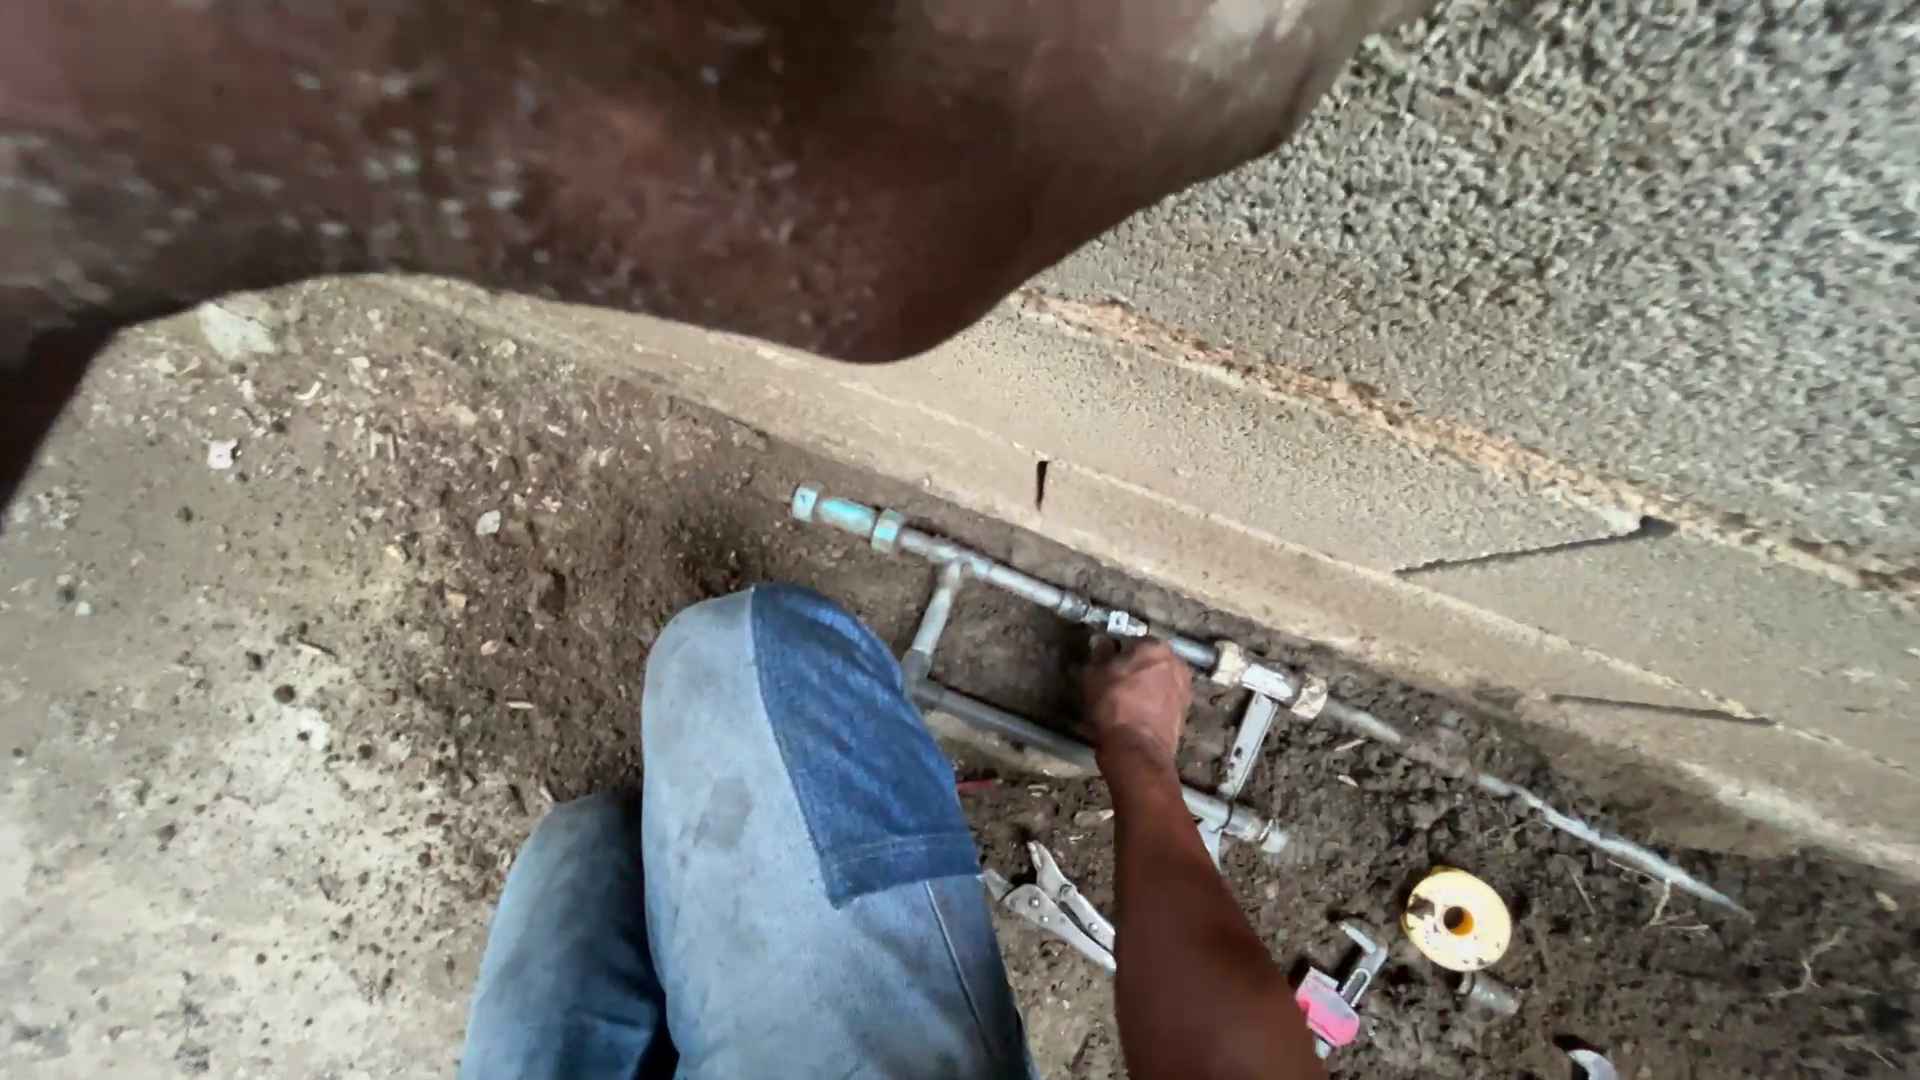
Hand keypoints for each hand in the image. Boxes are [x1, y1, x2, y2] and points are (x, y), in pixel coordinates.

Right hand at [1083, 638, 1191, 769]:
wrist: (1137, 749)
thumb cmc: (1114, 703)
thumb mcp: (1095, 674)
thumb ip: (1100, 654)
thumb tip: (1104, 644)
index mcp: (1156, 646)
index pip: (1132, 641)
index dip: (1116, 653)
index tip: (1104, 665)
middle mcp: (1177, 663)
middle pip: (1150, 660)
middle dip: (1135, 668)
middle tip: (1114, 682)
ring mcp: (1185, 689)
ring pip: (1158, 681)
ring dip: (1145, 686)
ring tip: (1125, 701)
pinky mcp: (1185, 713)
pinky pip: (1163, 701)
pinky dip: (1152, 704)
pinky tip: (1136, 715)